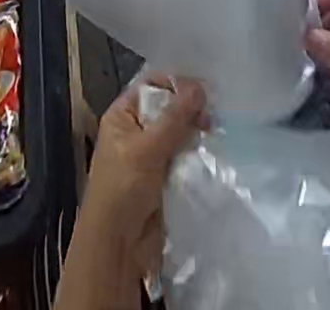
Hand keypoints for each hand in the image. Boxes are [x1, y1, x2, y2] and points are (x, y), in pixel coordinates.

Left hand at [78, 76, 205, 274]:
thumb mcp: (147, 149)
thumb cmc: (122, 189)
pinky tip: (210, 147)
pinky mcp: (165, 174)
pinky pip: (184, 153)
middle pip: (168, 106)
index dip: (176, 83)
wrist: (117, 246)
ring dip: (195, 129)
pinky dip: (196, 150)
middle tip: (211, 113)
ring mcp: (151, 152)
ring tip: (213, 130)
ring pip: (179, 130)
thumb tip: (200, 88)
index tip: (203, 89)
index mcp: (122, 115)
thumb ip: (175, 118)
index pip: (152, 85)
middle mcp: (136, 129)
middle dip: (189, 107)